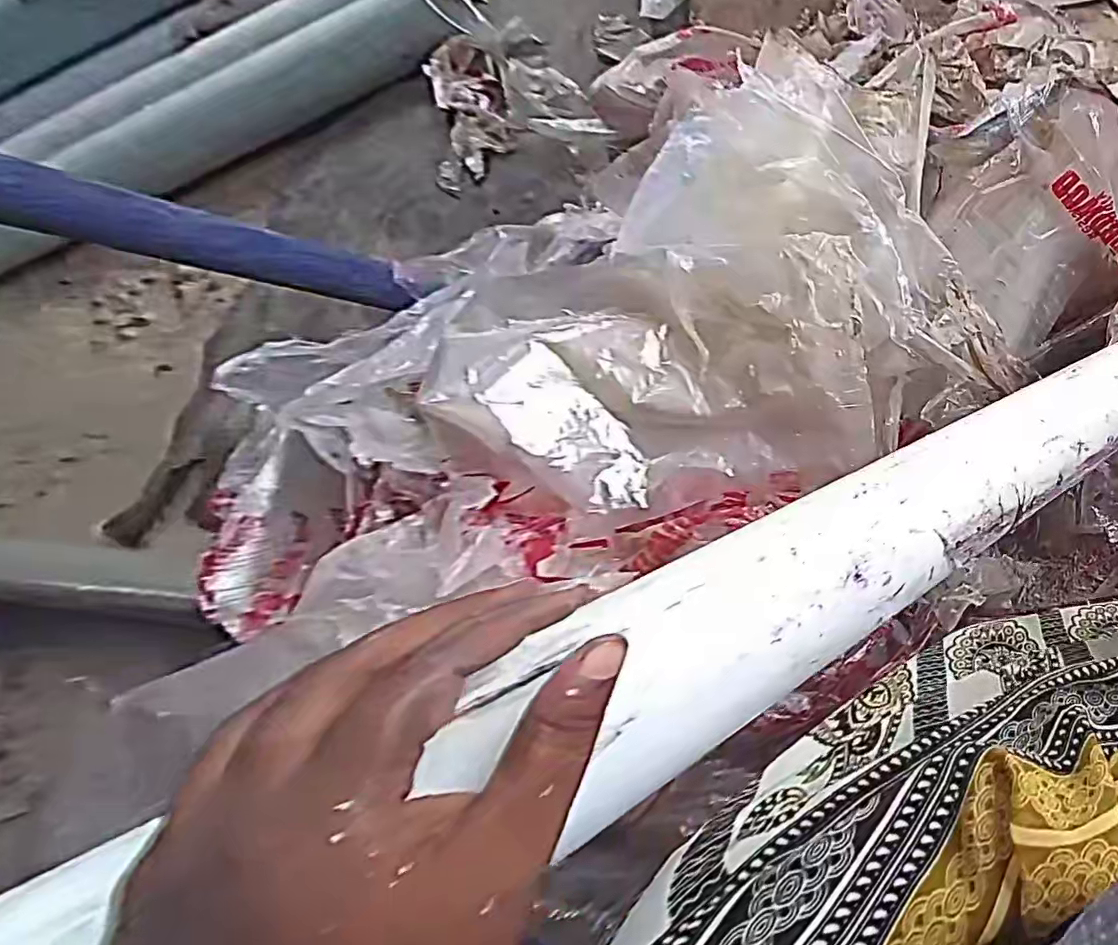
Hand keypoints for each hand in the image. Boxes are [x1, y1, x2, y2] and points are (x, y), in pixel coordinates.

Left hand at [113, 581, 624, 944]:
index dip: (501, 624)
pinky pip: (242, 741)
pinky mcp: (171, 862)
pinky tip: (349, 695)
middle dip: (447, 623)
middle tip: (515, 601)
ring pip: (290, 696)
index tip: (557, 602)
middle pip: (354, 668)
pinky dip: (314, 697)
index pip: (425, 672)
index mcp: (327, 799)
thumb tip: (600, 655)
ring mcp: (192, 833)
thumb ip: (554, 745)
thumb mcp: (508, 852)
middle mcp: (241, 803)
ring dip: (378, 652)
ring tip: (447, 634)